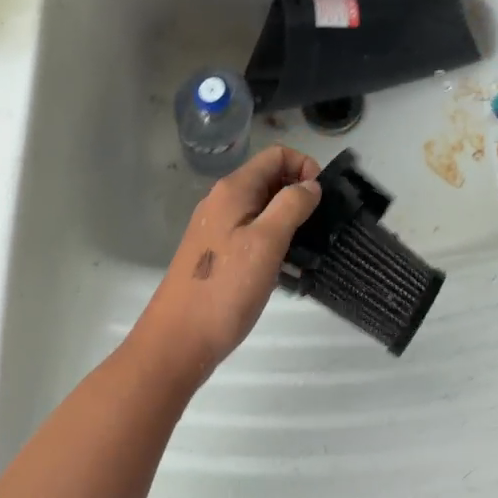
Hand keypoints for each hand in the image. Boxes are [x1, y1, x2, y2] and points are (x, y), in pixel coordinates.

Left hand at [134, 145, 322, 378]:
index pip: (277, 155)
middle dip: (298, 196)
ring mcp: (216, 228)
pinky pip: (251, 233)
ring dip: (287, 222)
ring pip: (262, 208)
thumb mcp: (267, 243)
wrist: (177, 342)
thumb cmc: (225, 289)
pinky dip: (272, 242)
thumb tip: (311, 184)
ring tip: (303, 254)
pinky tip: (283, 271)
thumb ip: (292, 205)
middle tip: (316, 229)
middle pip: (269, 179)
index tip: (320, 201)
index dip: (304, 168)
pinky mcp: (216, 253)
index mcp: (233, 190)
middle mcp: (222, 201)